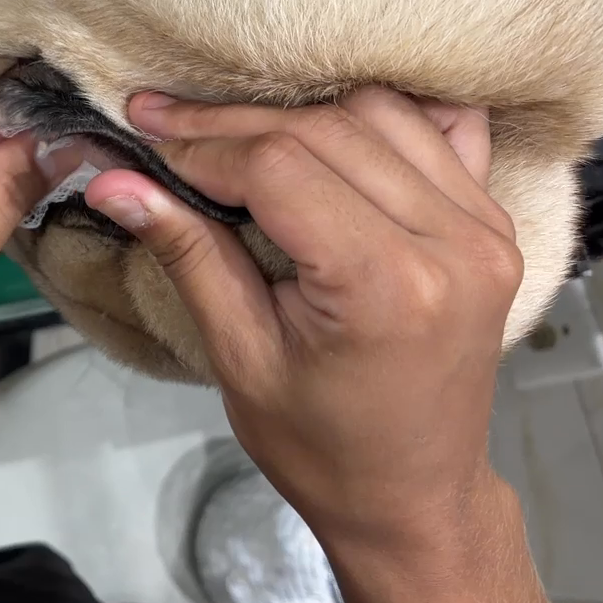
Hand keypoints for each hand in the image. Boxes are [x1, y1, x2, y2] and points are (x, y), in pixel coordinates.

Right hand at [84, 88, 523, 555]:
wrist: (412, 492)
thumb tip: (111, 182)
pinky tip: (322, 124)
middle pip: (323, 129)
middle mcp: (452, 240)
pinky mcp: (491, 223)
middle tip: (154, 117)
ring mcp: (484, 226)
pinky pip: (436, 130)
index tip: (138, 141)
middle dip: (225, 122)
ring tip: (219, 130)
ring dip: (288, 110)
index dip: (198, 148)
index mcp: (384, 283)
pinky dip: (371, 114)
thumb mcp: (235, 352)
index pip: (277, 168)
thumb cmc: (314, 440)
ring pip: (377, 114)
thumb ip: (185, 251)